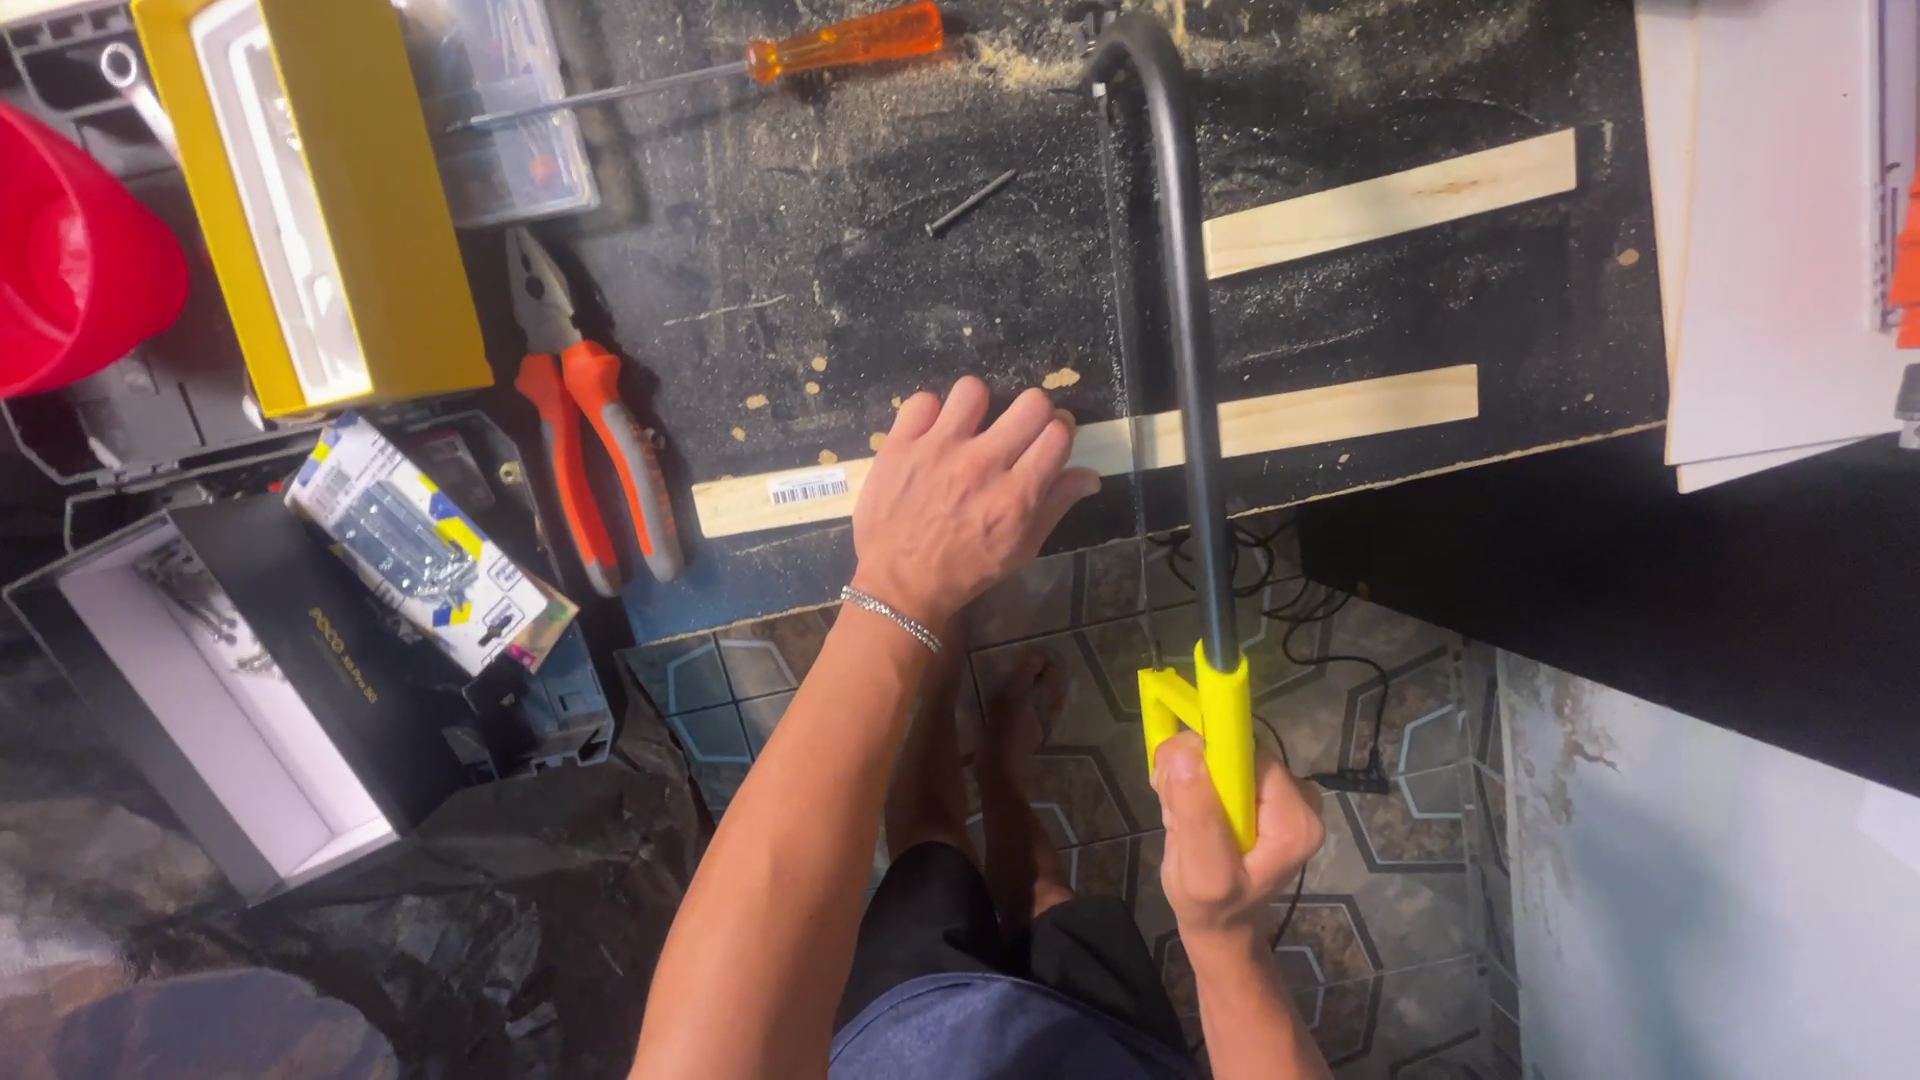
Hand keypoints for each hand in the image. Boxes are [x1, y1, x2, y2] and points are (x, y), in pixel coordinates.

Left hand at [850, 376, 1101, 627]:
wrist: (900, 585)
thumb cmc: (966, 571)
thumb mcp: (1020, 549)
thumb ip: (1056, 506)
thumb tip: (1090, 476)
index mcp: (1016, 495)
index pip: (1058, 434)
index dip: (1059, 432)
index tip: (1048, 441)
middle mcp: (981, 466)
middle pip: (1031, 403)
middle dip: (1033, 413)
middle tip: (1016, 432)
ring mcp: (937, 451)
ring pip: (974, 389)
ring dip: (979, 406)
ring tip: (969, 428)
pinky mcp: (900, 446)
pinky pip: (923, 401)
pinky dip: (930, 415)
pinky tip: (932, 435)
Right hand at [1152, 731, 1324, 948]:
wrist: (1218, 920)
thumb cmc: (1210, 904)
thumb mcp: (1202, 870)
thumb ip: (1197, 812)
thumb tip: (1186, 752)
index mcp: (1295, 819)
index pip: (1248, 754)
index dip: (1207, 758)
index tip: (1175, 782)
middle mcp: (1297, 797)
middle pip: (1233, 749)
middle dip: (1191, 769)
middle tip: (1174, 807)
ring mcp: (1278, 790)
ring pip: (1218, 752)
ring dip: (1185, 777)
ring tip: (1179, 815)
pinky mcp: (1258, 787)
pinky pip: (1216, 760)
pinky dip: (1190, 778)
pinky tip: (1185, 809)